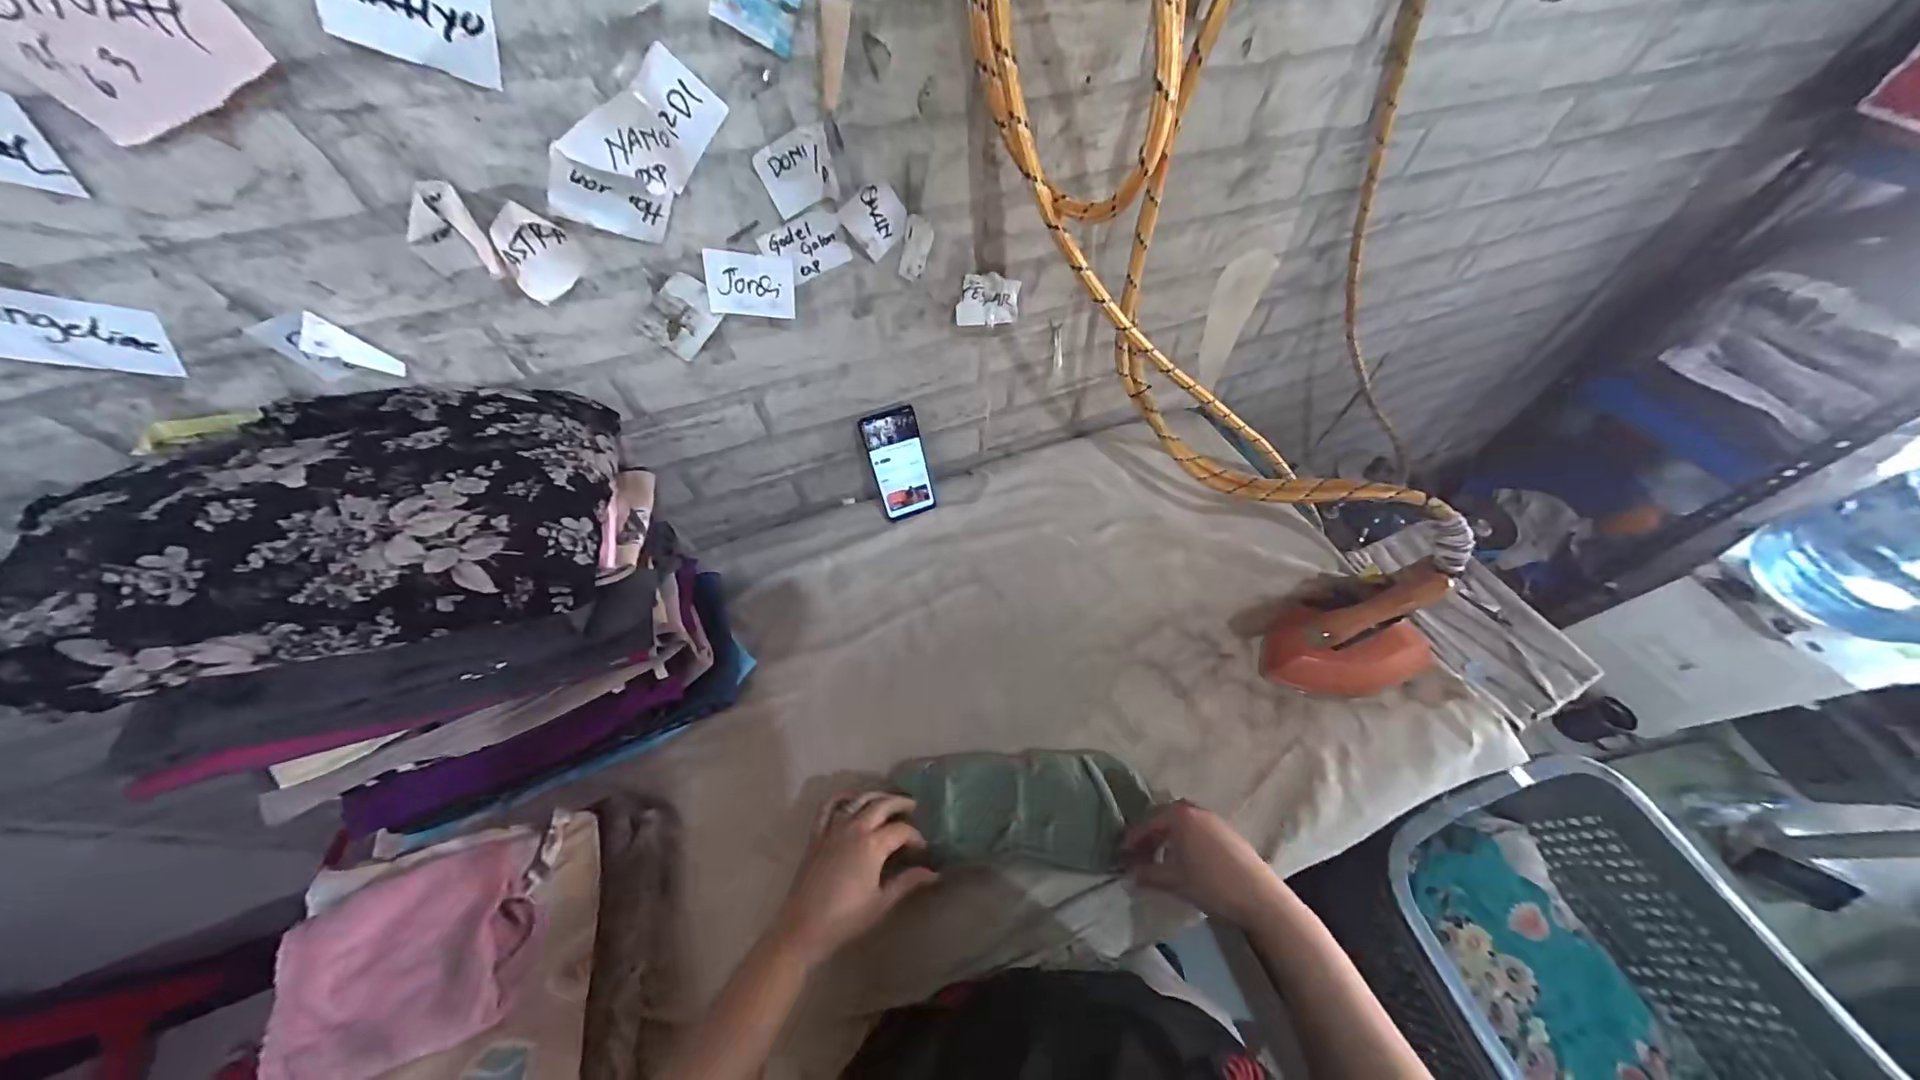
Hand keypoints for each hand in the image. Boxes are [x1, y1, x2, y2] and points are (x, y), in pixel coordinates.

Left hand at [772, 792, 939, 965]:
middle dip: (900, 804)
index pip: (901, 831)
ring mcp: (833, 829)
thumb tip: (933, 873)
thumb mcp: (881, 902)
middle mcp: (855, 828)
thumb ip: (907, 882)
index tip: (923, 849)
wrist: (803, 928)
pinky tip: (851, 799)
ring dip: (876, 796)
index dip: (916, 837)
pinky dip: (841, 798)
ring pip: (859, 800)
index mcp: (873, 844)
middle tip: (913, 808)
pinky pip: (828, 807)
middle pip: (882, 805)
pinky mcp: (817, 835)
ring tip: (889, 801)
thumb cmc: (846, 918)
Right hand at [1122, 800, 1282, 925]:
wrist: (1260, 897)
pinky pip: (1197, 830)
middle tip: (1138, 855)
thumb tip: (1129, 874)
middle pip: (1163, 818)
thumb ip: (1147, 874)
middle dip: (1149, 836)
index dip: (1132, 839)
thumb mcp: (1173, 880)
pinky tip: (1185, 860)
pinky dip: (1184, 841)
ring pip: (1181, 824)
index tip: (1120, 853)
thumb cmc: (1210, 884)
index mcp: (1179, 815)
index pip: (1146, 823)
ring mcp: (1214, 819)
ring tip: (1160, 859)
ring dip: (1167, 838)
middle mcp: (1195, 810)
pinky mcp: (1228, 832)